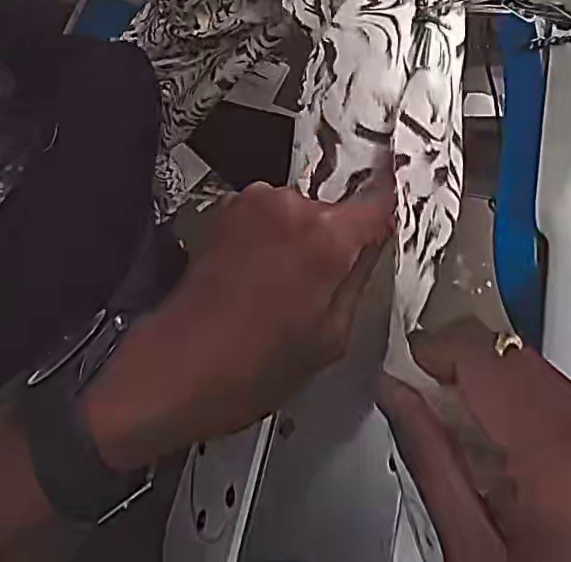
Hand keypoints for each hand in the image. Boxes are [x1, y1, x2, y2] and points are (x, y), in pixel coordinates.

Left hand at [78, 174, 394, 469]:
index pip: (380, 202)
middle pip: (337, 208)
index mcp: (325, 237)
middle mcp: (289, 206)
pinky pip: (270, 214)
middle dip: (338, 237)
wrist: (173, 368)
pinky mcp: (229, 209)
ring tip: (282, 286)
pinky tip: (259, 278)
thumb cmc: (244, 367)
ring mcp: (255, 202)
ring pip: (303, 211)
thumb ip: (360, 280)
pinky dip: (272, 236)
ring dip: (301, 237)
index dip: (392, 210)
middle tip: (325, 279)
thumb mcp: (329, 338)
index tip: (397, 211)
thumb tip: (372, 249)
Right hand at [377, 321, 570, 561]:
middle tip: (425, 390)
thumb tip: (398, 397)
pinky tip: (505, 444)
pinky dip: (527, 403)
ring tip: (464, 427)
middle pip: (511, 358)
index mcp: (558, 454)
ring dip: (494, 384)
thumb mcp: (471, 547)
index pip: (486, 358)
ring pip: (536, 370)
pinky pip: (564, 394)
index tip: (411, 358)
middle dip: (464, 366)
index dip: (439, 349)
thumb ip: (430, 457)